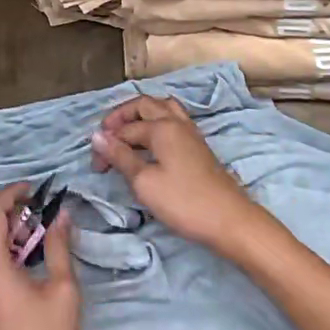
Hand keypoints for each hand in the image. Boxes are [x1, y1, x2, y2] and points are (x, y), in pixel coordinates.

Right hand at [90, 95, 275, 252]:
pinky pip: (174, 119)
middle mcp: (176, 122)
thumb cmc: (184, 202)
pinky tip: (153, 140)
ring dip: (142, 114)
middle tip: (107, 137)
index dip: (106, 145)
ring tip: (129, 131)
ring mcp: (191, 133)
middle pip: (143, 105)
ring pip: (162, 108)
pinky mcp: (199, 147)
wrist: (232, 223)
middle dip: (121, 118)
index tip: (96, 167)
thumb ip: (119, 156)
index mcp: (161, 127)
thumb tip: (96, 135)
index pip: (124, 130)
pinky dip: (157, 122)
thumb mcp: (144, 182)